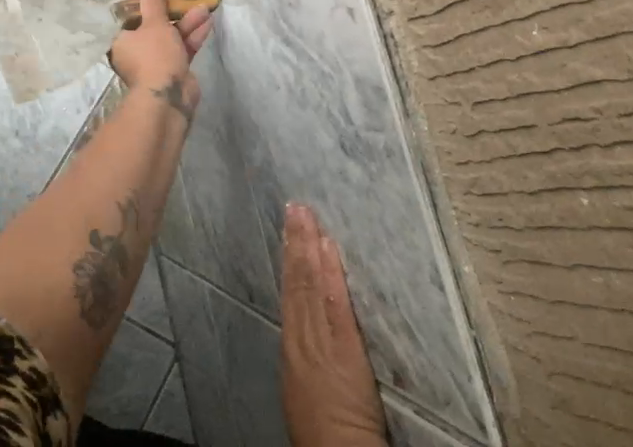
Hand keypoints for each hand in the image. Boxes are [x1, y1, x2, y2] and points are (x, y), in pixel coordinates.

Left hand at [109, 0, 212, 99]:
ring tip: (204, 8)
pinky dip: (193, 37)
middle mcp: (136, 52)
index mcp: (122, 41)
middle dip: (173, 13)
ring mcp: (156, 62)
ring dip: (187, 23)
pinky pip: (182, 49)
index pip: (131, 18)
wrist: (169, 96)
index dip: (146, 4)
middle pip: (154, 27)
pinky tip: (208, 23)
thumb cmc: (154, 55)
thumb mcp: (154, 24)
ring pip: (171, 37)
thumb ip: (154, 3)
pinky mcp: (173, 70)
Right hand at [281, 204, 386, 446]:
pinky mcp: (344, 345)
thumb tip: (307, 325)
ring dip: (308, 246)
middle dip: (295, 242)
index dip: (289, 259)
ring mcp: (322, 339)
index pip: (289, 295)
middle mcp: (301, 338)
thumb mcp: (300, 384)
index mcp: (291, 348)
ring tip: (307, 215)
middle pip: (297, 282)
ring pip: (310, 284)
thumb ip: (305, 351)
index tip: (290, 229)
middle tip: (296, 206)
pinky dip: (328, 272)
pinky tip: (327, 248)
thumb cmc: (319, 427)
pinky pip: (333, 301)